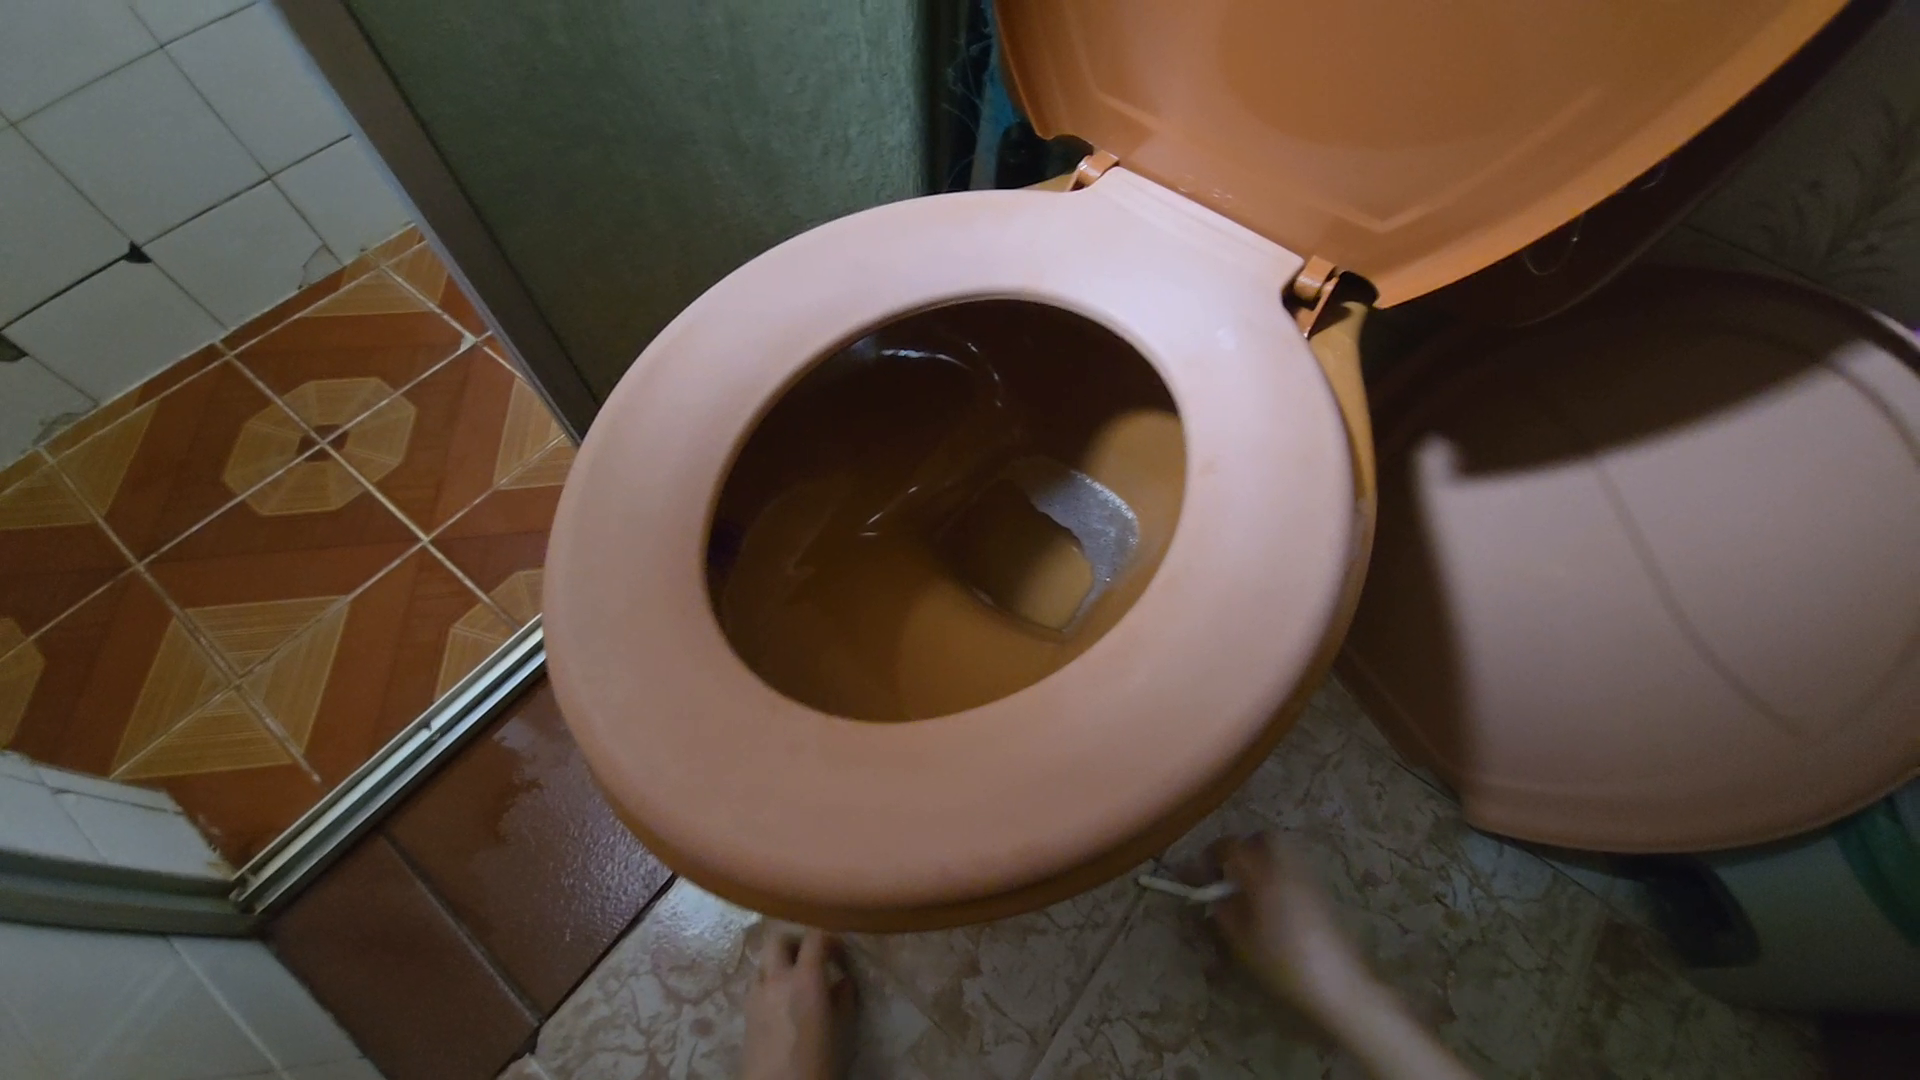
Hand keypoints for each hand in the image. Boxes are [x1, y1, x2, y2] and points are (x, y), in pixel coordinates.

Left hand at [740, 928, 853, 1079]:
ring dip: (779, 961)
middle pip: (778, 939)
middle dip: (796, 941)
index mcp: (805, 977)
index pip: (814, 936)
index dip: (829, 938)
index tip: (840, 955)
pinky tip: (781, 1001)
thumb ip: (845, 998)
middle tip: (812, 958)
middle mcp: (777, 978)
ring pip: (763, 960)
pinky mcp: (746, 1014)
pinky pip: (756, 984)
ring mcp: (757, 995)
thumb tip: (843, 981)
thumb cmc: (818, 1062)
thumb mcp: (843, 1030)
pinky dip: (768, 981)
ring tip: (795, 980)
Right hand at [1209, 831, 1368, 1019]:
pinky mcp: (1323, 891)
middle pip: (1264, 838)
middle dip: (1245, 847)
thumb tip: (1216, 896)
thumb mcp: (1243, 942)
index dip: (1213, 854)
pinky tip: (1276, 899)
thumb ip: (1224, 912)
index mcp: (1263, 876)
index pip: (1232, 847)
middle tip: (1233, 872)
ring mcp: (1309, 877)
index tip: (1205, 872)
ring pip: (1283, 849)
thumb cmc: (1285, 963)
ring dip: (1264, 857)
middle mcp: (1287, 867)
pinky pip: (1296, 866)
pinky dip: (1281, 871)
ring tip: (1254, 885)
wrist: (1341, 985)